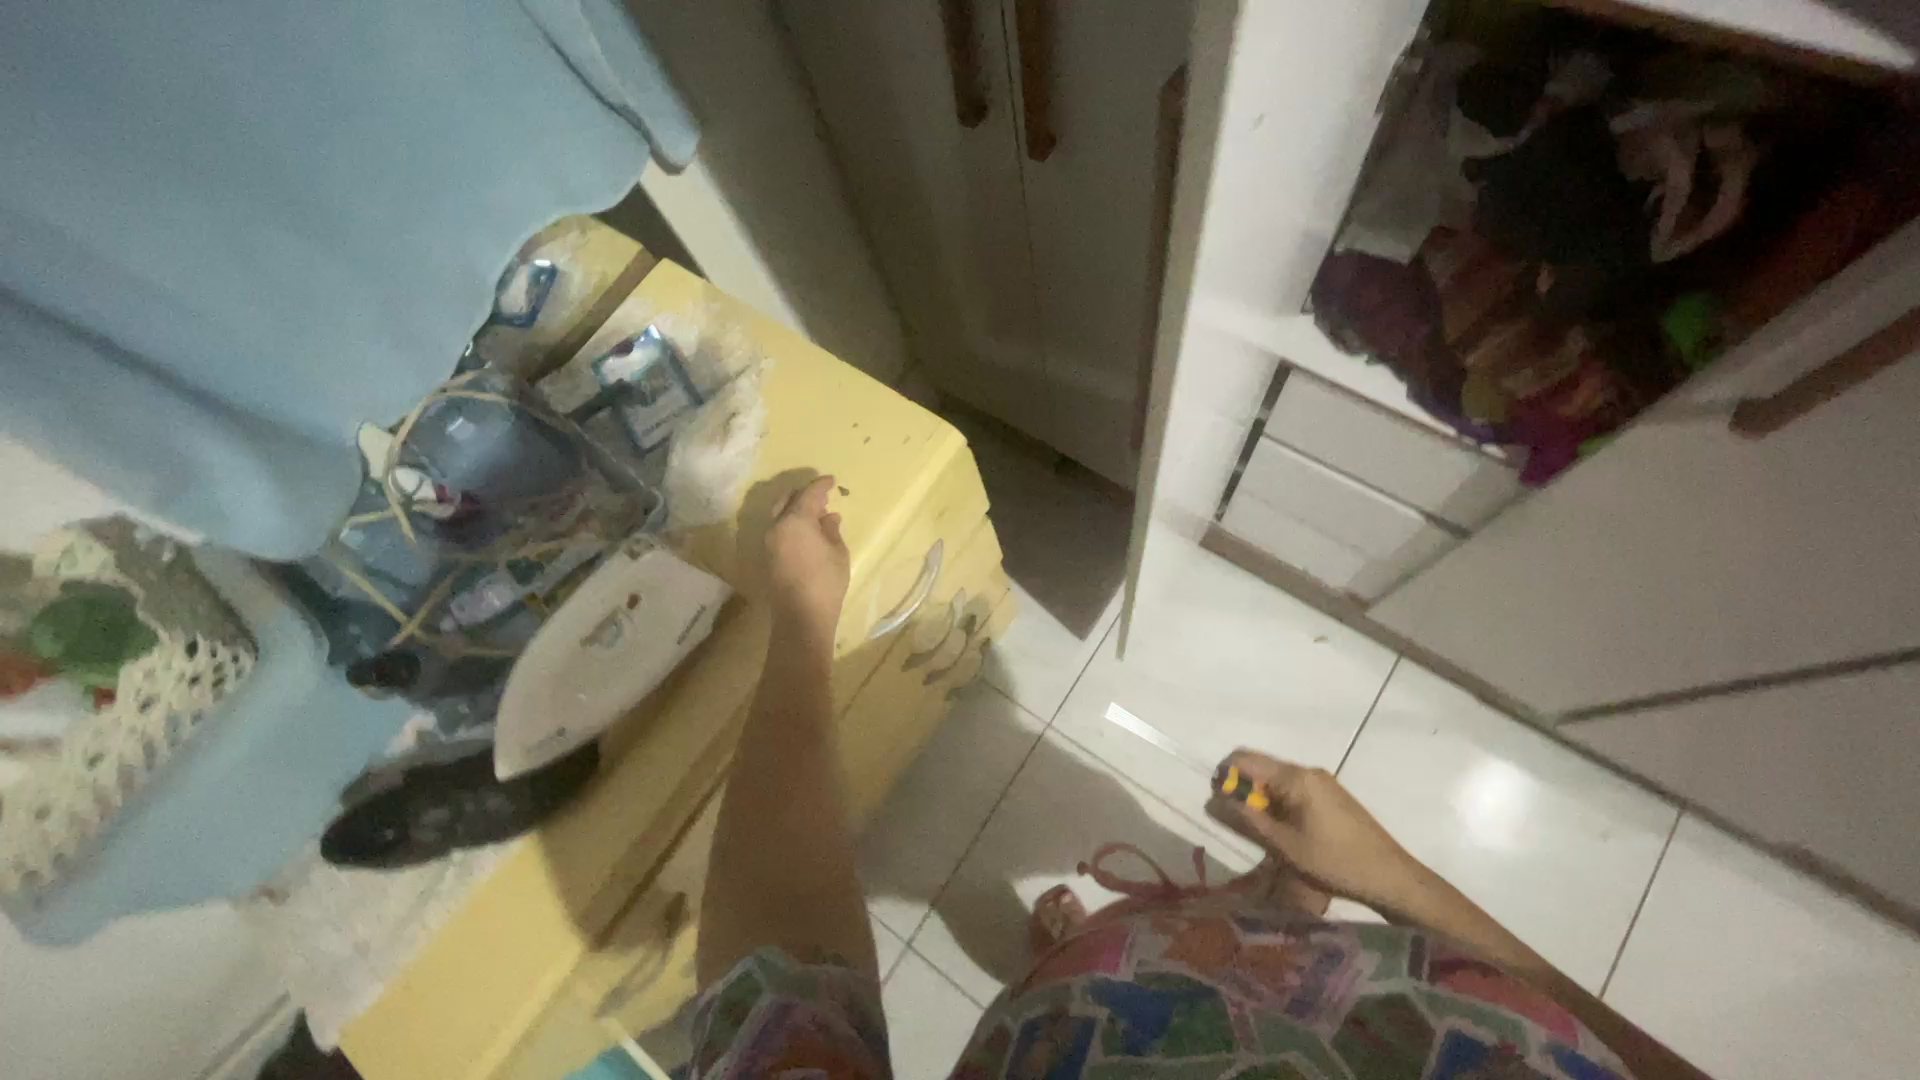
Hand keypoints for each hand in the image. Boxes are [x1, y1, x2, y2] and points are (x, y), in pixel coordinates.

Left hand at [763, 475, 850, 638]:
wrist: (801, 617)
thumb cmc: (826, 582)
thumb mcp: (838, 553)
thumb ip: (832, 530)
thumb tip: (829, 517)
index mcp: (795, 520)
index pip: (809, 493)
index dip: (821, 485)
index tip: (832, 481)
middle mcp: (776, 525)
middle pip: (788, 499)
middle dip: (805, 494)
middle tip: (823, 496)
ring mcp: (768, 541)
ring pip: (780, 514)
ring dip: (797, 510)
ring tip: (817, 515)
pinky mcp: (767, 555)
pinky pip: (779, 529)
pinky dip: (791, 524)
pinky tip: (808, 532)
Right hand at [1206, 750, 1424, 910]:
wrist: (1392, 877)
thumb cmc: (1334, 861)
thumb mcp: (1284, 845)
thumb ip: (1247, 819)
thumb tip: (1214, 800)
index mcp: (1295, 777)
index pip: (1244, 759)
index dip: (1224, 776)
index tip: (1218, 802)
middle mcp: (1307, 771)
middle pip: (1260, 767)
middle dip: (1242, 789)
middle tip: (1238, 822)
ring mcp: (1322, 782)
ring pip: (1276, 779)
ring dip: (1261, 799)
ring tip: (1262, 831)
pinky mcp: (1331, 795)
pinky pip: (1294, 789)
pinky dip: (1279, 803)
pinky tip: (1286, 832)